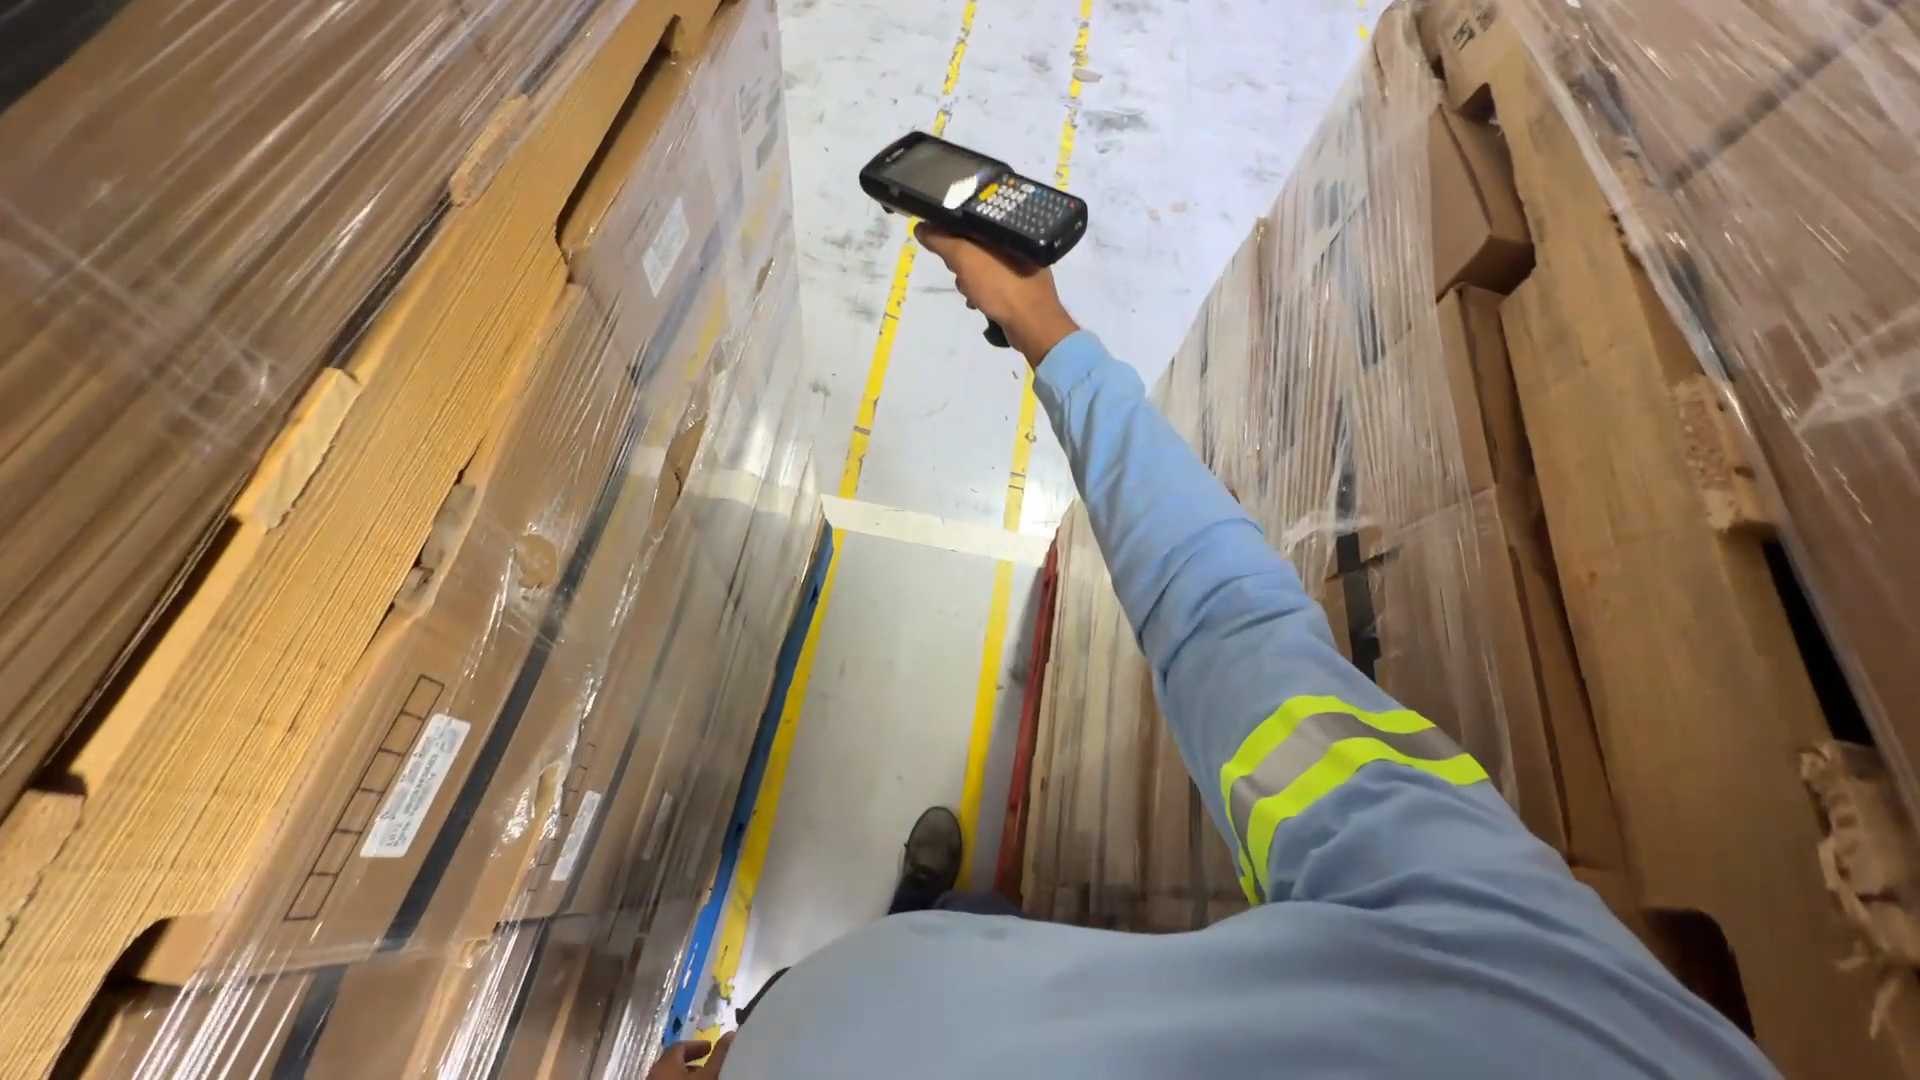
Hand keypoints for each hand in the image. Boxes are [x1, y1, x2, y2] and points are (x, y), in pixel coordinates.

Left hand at [648, 1035, 733, 1078]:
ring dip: (685, 1079)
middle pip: (672, 1064)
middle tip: (707, 1066)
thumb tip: (730, 1035)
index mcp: (665, 1065)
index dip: (696, 1046)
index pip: (679, 1047)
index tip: (710, 1048)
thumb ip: (719, 1055)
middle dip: (691, 1064)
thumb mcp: (709, 1077)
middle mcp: (653, 1076)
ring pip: (669, 1079)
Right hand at [914, 222, 1079, 366]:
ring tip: (969, 293)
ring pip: (982, 265)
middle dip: (960, 260)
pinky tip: (978, 303)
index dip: (951, 229)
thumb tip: (921, 227)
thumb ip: (942, 241)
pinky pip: (993, 282)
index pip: (971, 218)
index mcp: (1006, 226)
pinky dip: (982, 291)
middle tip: (958, 272)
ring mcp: (1022, 264)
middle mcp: (1016, 240)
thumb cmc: (1000, 285)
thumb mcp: (965, 259)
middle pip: (974, 242)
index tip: (940, 244)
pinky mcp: (1022, 285)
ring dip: (969, 279)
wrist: (1032, 323)